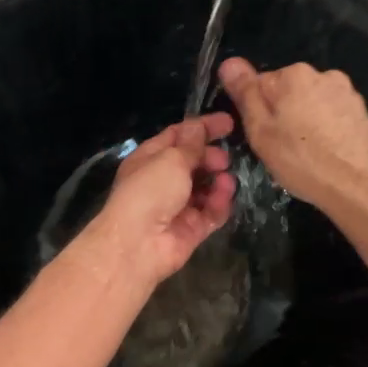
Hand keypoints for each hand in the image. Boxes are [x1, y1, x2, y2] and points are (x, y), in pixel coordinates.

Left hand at [84, 113, 237, 283]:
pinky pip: (211, 212)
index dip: (203, 128)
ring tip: (225, 181)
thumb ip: (191, 144)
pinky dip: (219, 204)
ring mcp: (178, 206)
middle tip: (224, 160)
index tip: (229, 123)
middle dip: (211, 157)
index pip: (178, 136)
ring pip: (206, 188)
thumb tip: (198, 128)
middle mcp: (163, 181)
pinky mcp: (191, 228)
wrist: (138, 243)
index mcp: (150, 158)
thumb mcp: (171, 159)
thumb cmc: (149, 191)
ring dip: (218, 182)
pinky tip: (224, 196)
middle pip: (194, 162)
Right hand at [219, 58, 367, 213]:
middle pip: (288, 92)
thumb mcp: (262, 132)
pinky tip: (327, 152)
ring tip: (307, 153)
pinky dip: (326, 129)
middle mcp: (322, 74)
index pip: (260, 86)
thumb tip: (229, 63)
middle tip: (283, 149)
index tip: (263, 138)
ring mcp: (346, 91)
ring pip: (312, 103)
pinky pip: (332, 115)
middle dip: (283, 115)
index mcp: (292, 75)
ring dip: (305, 121)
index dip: (257, 113)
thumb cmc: (301, 162)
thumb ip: (245, 94)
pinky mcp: (361, 110)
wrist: (357, 187)